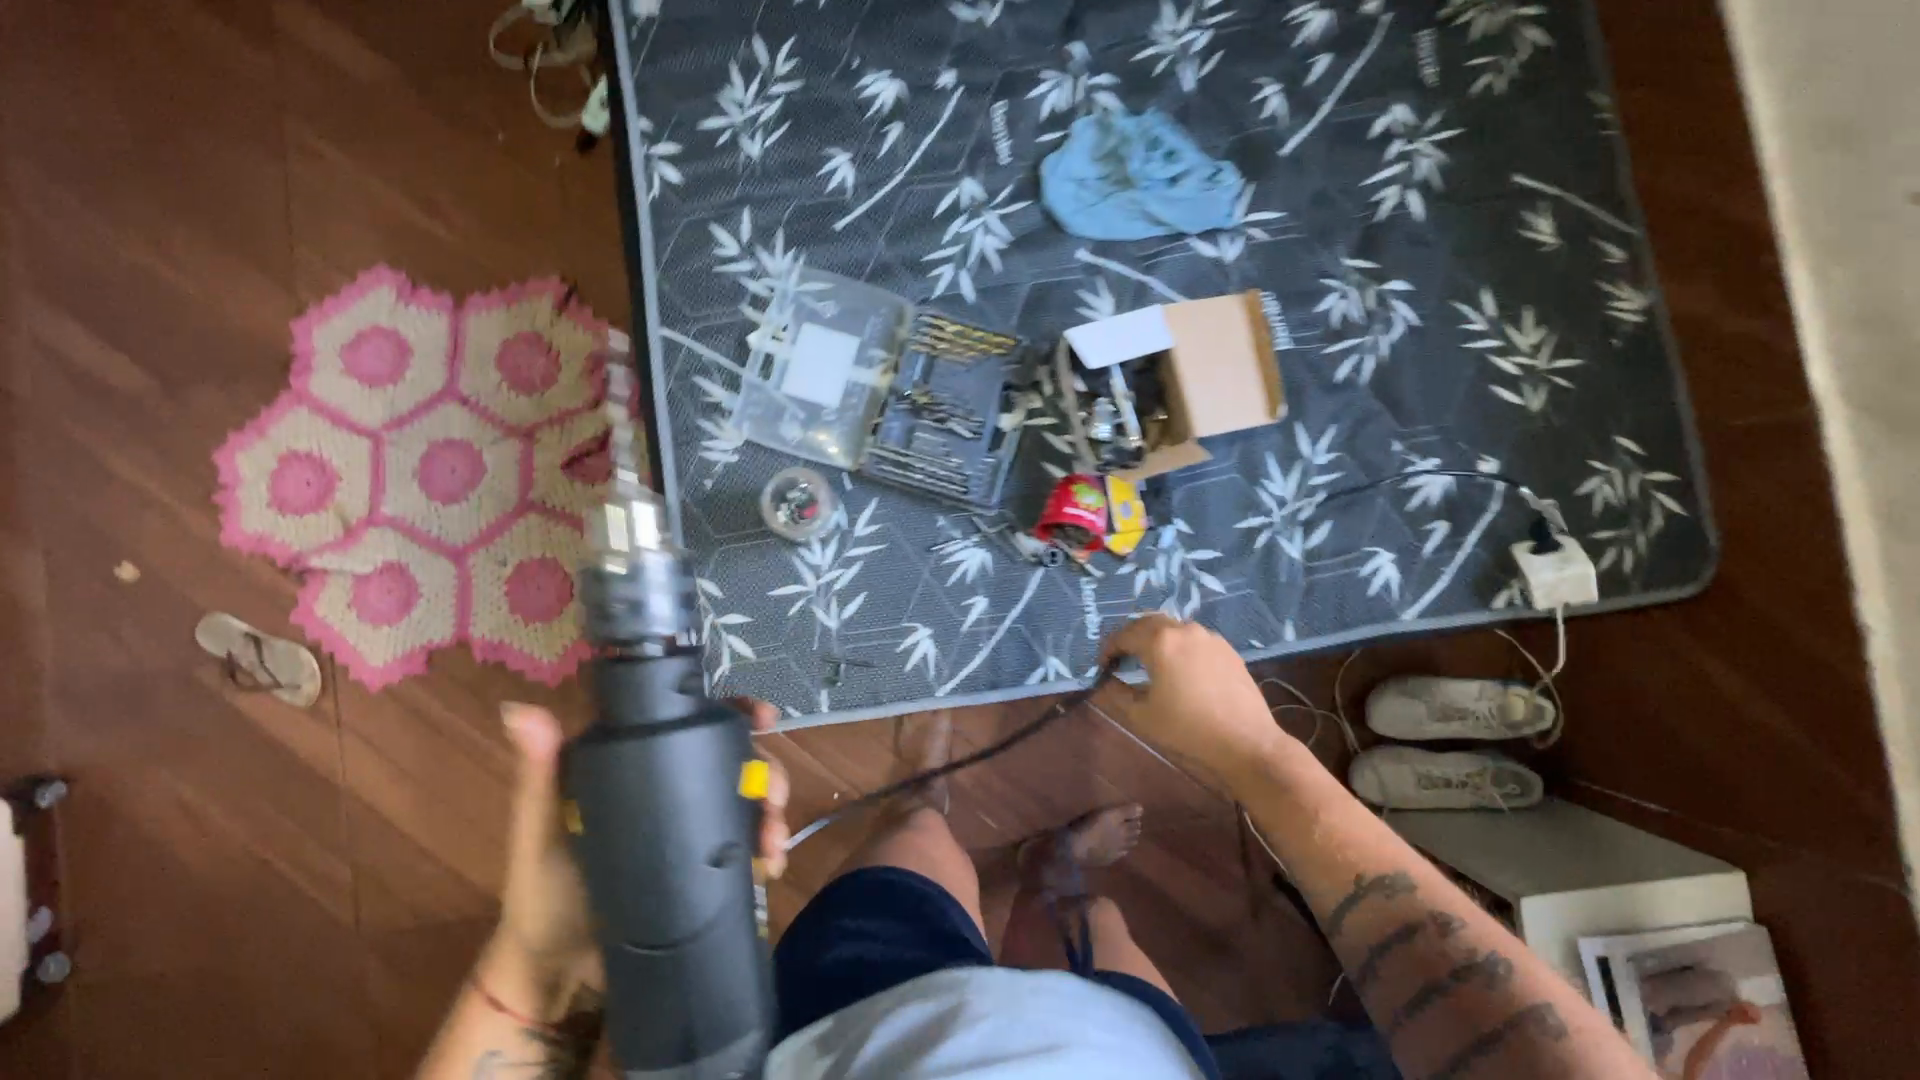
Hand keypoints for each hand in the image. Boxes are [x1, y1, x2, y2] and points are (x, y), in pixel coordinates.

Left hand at [492, 700, 789, 985]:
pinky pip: (745, 848)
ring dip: (772, 816)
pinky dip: (766, 852)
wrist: (558, 974)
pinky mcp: (706, 869)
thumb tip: (519, 709)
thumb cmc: (541, 894)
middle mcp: (672, 791)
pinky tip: (769, 868)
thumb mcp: (539, 831)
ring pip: (747, 804)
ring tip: (772, 847)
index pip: (690, 725)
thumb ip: (538, 774)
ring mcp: (693, 831)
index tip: (762, 717)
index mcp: (637, 767)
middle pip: (734, 763)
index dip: (732, 715)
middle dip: (766, 773)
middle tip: (774, 798)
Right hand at [1099, 615, 1296, 783]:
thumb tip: (1104, 681)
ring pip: (1174, 628)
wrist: (1246, 742)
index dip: (1108, 649)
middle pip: (1148, 622)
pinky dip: (1179, 646)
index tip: (1102, 666)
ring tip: (1149, 662)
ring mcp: (1209, 637)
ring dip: (1156, 639)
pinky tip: (1180, 669)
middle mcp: (1184, 630)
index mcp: (1160, 642)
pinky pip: (1194, 639)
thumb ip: (1116, 693)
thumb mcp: (1142, 716)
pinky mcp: (1227, 649)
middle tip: (1121, 658)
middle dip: (1131, 637)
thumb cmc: (1188, 729)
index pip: (1124, 634)